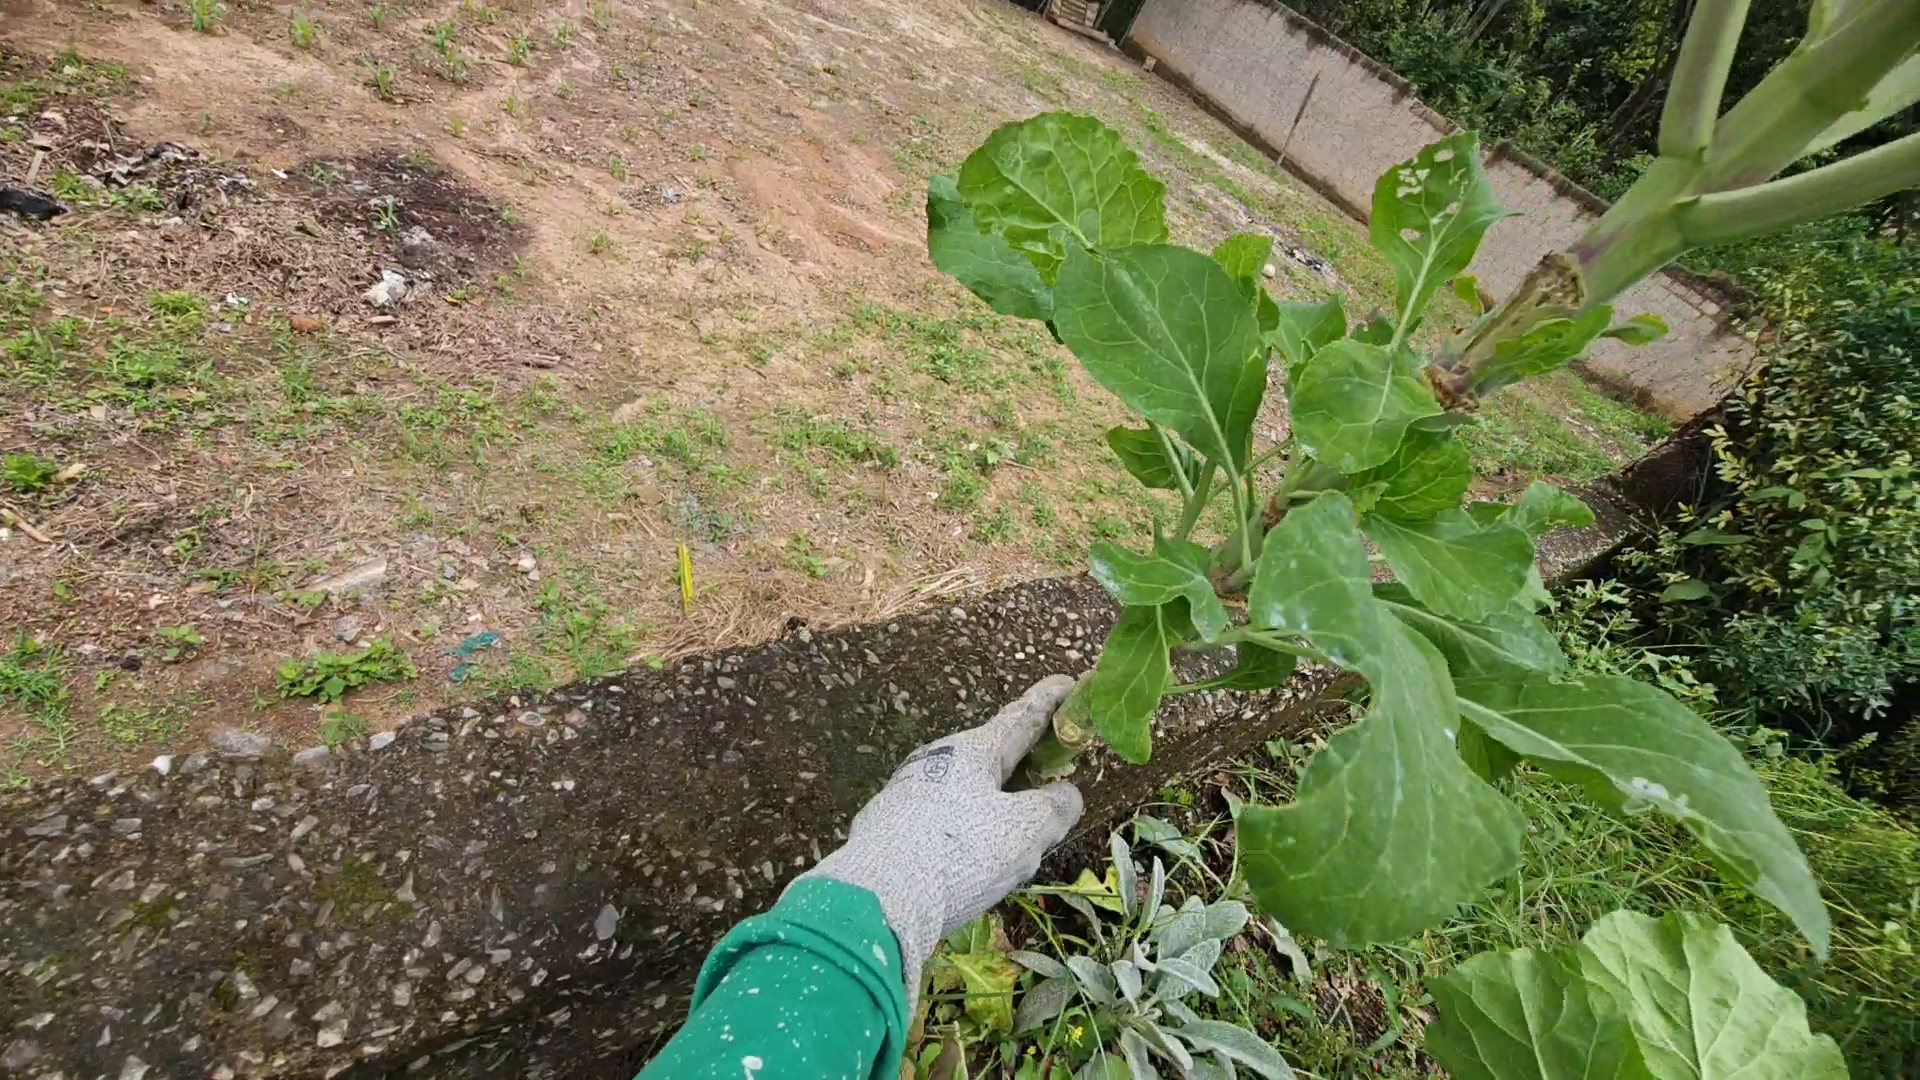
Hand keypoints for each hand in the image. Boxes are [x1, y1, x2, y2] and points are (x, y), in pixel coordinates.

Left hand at [798, 675, 1084, 988]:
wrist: (875, 898)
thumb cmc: (958, 853)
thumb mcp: (1023, 832)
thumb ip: (1053, 809)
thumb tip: (1066, 793)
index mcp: (973, 750)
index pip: (1022, 716)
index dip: (1049, 700)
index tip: (1068, 682)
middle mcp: (939, 760)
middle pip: (992, 751)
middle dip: (1023, 753)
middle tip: (1052, 760)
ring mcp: (910, 789)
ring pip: (967, 785)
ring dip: (996, 793)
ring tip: (1018, 819)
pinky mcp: (892, 823)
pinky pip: (945, 812)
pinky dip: (970, 820)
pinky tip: (974, 850)